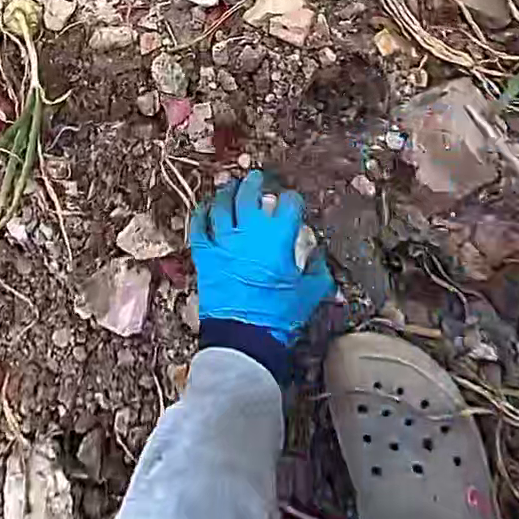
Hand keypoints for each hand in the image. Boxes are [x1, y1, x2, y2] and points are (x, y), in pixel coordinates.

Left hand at [190, 170, 334, 344]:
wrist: (243, 340)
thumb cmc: (279, 316)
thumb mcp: (309, 293)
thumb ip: (317, 270)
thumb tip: (318, 257)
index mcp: (278, 237)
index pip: (288, 204)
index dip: (292, 200)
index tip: (292, 202)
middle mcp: (250, 232)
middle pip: (250, 195)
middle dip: (255, 183)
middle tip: (257, 178)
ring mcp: (224, 242)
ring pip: (222, 206)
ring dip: (227, 192)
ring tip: (230, 185)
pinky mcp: (205, 256)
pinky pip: (200, 228)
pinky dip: (202, 215)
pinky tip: (205, 207)